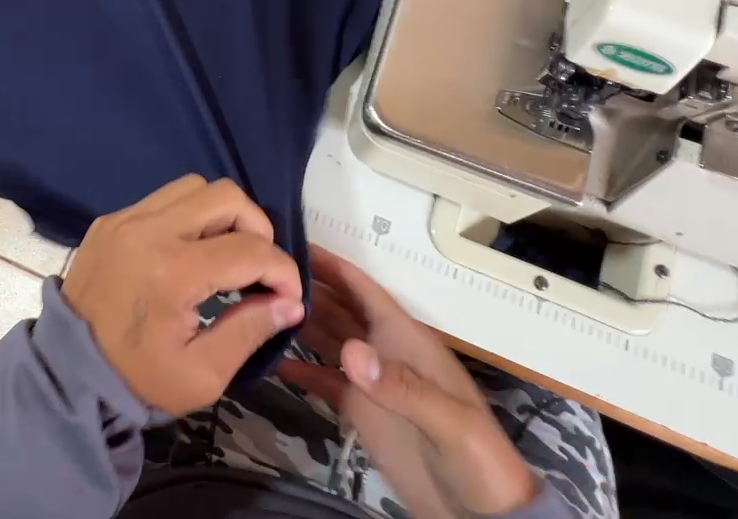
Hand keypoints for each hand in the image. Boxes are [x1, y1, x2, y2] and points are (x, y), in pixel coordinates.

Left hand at [62, 175, 304, 414]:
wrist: (65, 373)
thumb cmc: (136, 379)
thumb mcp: (202, 374)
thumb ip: (249, 330)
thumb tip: (290, 302)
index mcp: (172, 272)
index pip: (249, 250)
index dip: (281, 270)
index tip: (288, 294)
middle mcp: (148, 231)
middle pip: (225, 196)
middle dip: (256, 228)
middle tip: (258, 267)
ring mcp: (125, 218)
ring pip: (194, 187)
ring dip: (222, 214)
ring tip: (226, 254)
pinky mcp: (110, 219)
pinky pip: (163, 198)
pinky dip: (189, 216)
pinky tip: (190, 251)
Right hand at [276, 246, 537, 517]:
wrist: (479, 515)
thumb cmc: (476, 458)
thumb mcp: (449, 421)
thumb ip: (402, 385)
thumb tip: (350, 349)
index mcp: (405, 340)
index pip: (363, 291)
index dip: (332, 266)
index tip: (294, 245)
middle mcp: (382, 350)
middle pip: (338, 308)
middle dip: (306, 288)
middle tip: (262, 273)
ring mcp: (370, 381)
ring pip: (328, 338)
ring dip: (299, 322)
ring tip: (259, 307)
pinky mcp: (359, 411)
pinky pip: (324, 380)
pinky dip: (300, 368)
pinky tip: (271, 360)